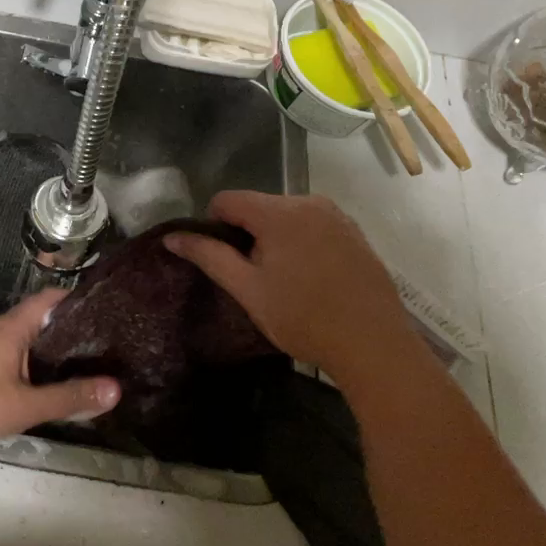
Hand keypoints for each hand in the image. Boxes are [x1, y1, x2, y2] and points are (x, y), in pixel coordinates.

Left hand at [0, 291, 120, 443]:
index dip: (76, 298)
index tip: (105, 307)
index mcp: (12, 328)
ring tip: (82, 361)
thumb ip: (69, 398)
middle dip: (69, 328)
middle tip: (103, 341)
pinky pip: (11, 355)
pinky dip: (32, 363)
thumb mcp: (26, 404)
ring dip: (49, 348)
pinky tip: (43, 382)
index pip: (49, 299)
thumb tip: (114, 390)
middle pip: (39, 319)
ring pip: (24, 339)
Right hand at [163, 192, 427, 385]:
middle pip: (257, 206)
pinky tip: (309, 279)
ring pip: (285, 217)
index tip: (221, 261)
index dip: (213, 226)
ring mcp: (336, 216)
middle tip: (252, 277)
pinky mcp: (354, 233)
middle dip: (246, 234)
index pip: (226, 200)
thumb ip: (208, 256)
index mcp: (278, 212)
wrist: (373, 344)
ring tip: (281, 280)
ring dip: (274, 239)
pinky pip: (312, 226)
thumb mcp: (247, 289)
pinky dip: (300, 244)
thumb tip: (171, 237)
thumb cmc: (302, 318)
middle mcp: (309, 202)